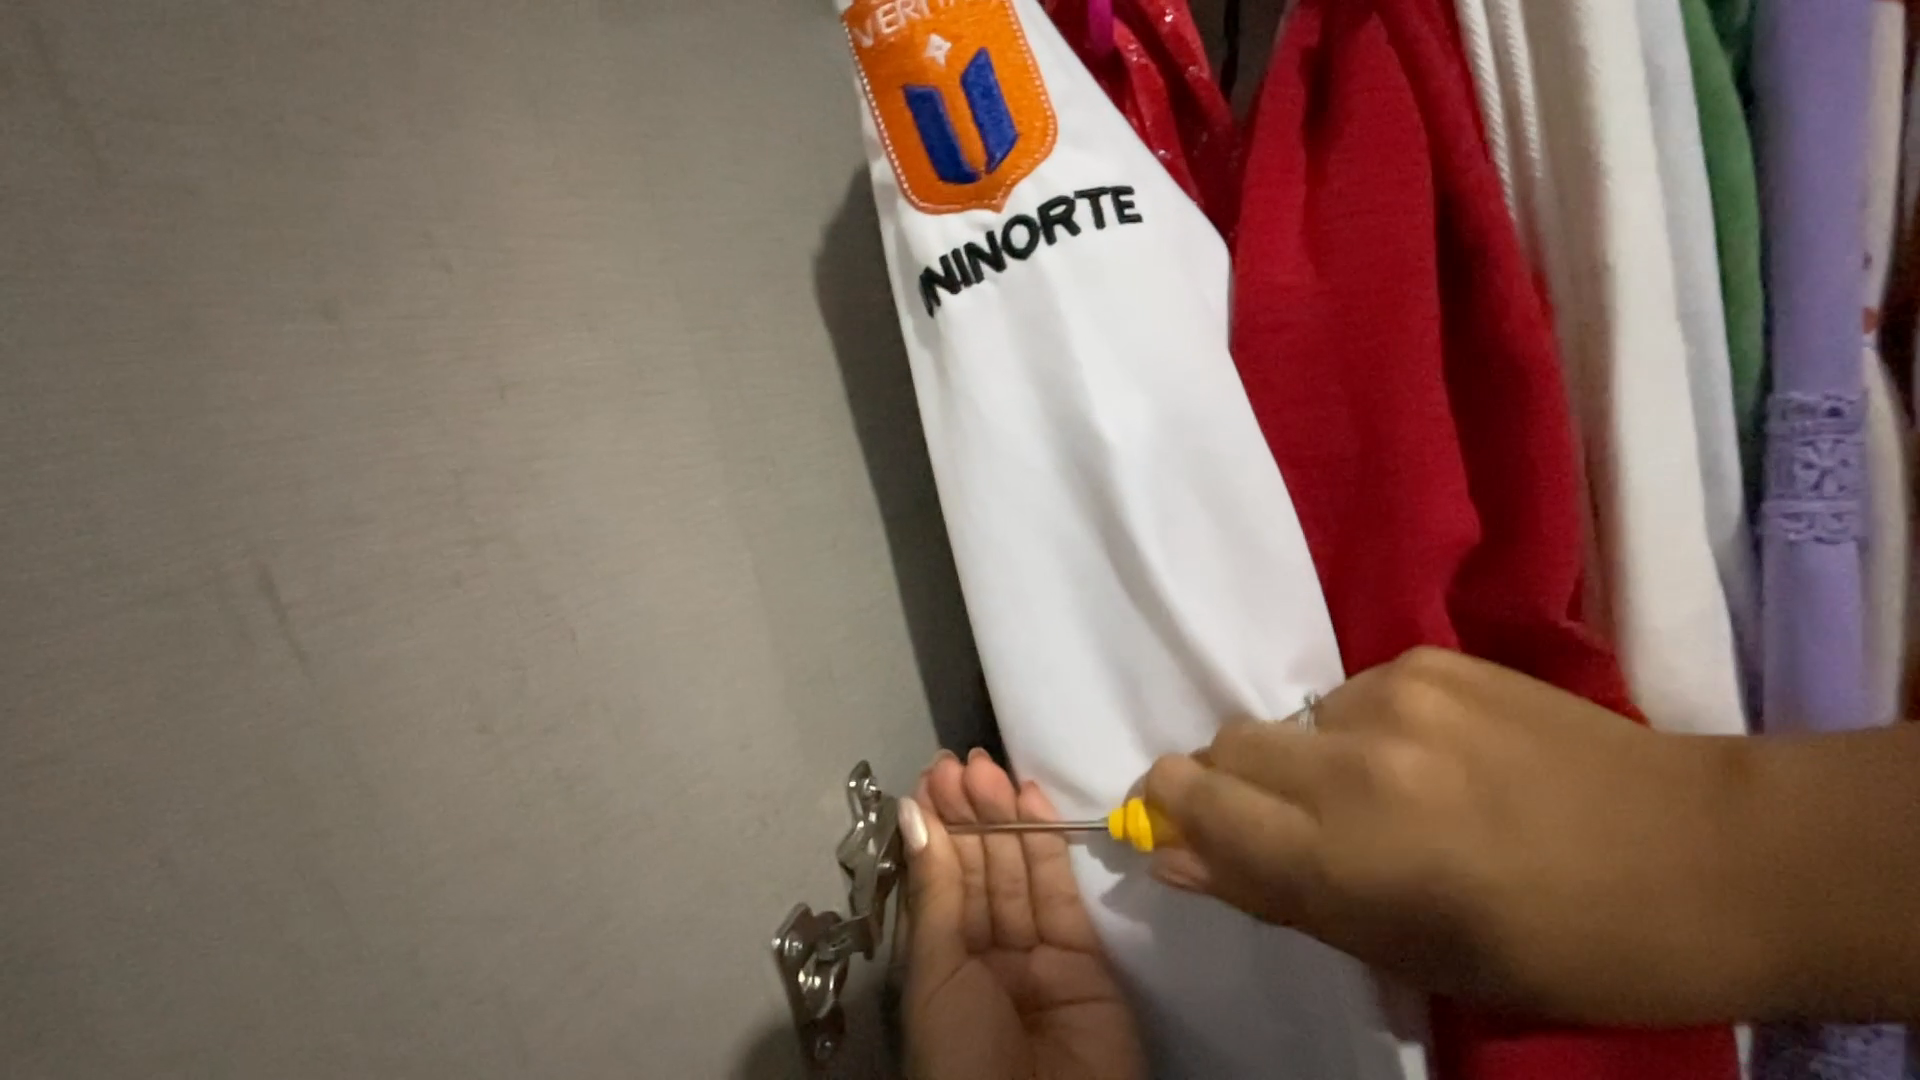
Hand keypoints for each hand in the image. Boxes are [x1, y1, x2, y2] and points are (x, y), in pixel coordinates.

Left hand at [900, 750, 1145, 1079]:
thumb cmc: (964, 1058)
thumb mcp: (936, 973)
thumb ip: (935, 890)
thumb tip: (913, 815)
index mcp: (942, 963)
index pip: (941, 881)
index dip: (938, 828)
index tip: (930, 777)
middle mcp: (986, 953)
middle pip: (980, 870)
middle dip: (969, 815)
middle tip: (959, 763)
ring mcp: (1036, 953)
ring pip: (1017, 873)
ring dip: (1003, 818)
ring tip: (986, 768)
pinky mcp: (1084, 957)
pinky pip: (1059, 892)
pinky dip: (1046, 843)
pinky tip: (1030, 798)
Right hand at [1144, 647, 1758, 1023]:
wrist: (1704, 851)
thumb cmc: (1548, 942)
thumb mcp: (1404, 950)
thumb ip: (1275, 895)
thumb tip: (1173, 855)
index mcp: (1350, 852)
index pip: (1202, 800)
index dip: (1172, 801)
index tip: (1174, 812)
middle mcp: (1355, 760)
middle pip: (1227, 743)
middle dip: (1233, 781)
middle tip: (1288, 818)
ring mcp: (1395, 695)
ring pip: (1291, 722)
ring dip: (1308, 760)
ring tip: (1385, 790)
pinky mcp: (1427, 657)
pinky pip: (1350, 695)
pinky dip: (1363, 730)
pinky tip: (1431, 756)